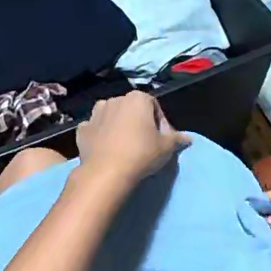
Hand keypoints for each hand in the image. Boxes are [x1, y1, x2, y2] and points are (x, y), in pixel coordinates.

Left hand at [74, 91, 189, 188]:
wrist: (106, 172)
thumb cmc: (141, 154)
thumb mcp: (167, 147)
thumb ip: (177, 139)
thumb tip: (188, 138)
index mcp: (138, 98)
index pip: (154, 107)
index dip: (161, 123)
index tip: (162, 139)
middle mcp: (115, 100)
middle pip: (132, 110)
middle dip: (139, 123)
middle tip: (146, 143)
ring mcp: (96, 114)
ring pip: (112, 116)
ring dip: (118, 126)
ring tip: (125, 146)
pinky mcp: (82, 129)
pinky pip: (96, 129)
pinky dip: (101, 135)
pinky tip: (107, 149)